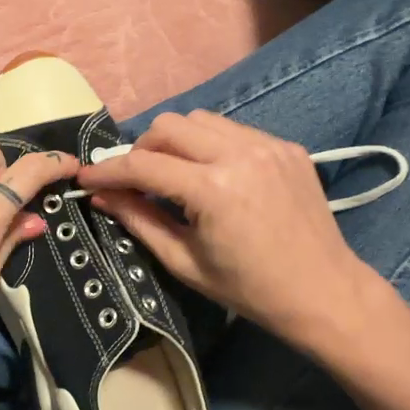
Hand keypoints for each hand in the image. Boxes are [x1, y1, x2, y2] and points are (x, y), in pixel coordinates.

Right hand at [73, 110, 383, 350]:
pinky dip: (209, 144)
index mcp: (212, 190)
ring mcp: (267, 145)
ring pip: (200, 119)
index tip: (86, 179)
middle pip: (169, 125)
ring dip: (175, 141)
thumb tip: (102, 195)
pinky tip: (211, 174)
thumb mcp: (183, 261)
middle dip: (142, 149)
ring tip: (172, 174)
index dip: (108, 170)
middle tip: (134, 179)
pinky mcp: (286, 147)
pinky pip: (232, 129)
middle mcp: (239, 155)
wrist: (322, 290)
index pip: (144, 165)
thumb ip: (139, 220)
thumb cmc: (248, 288)